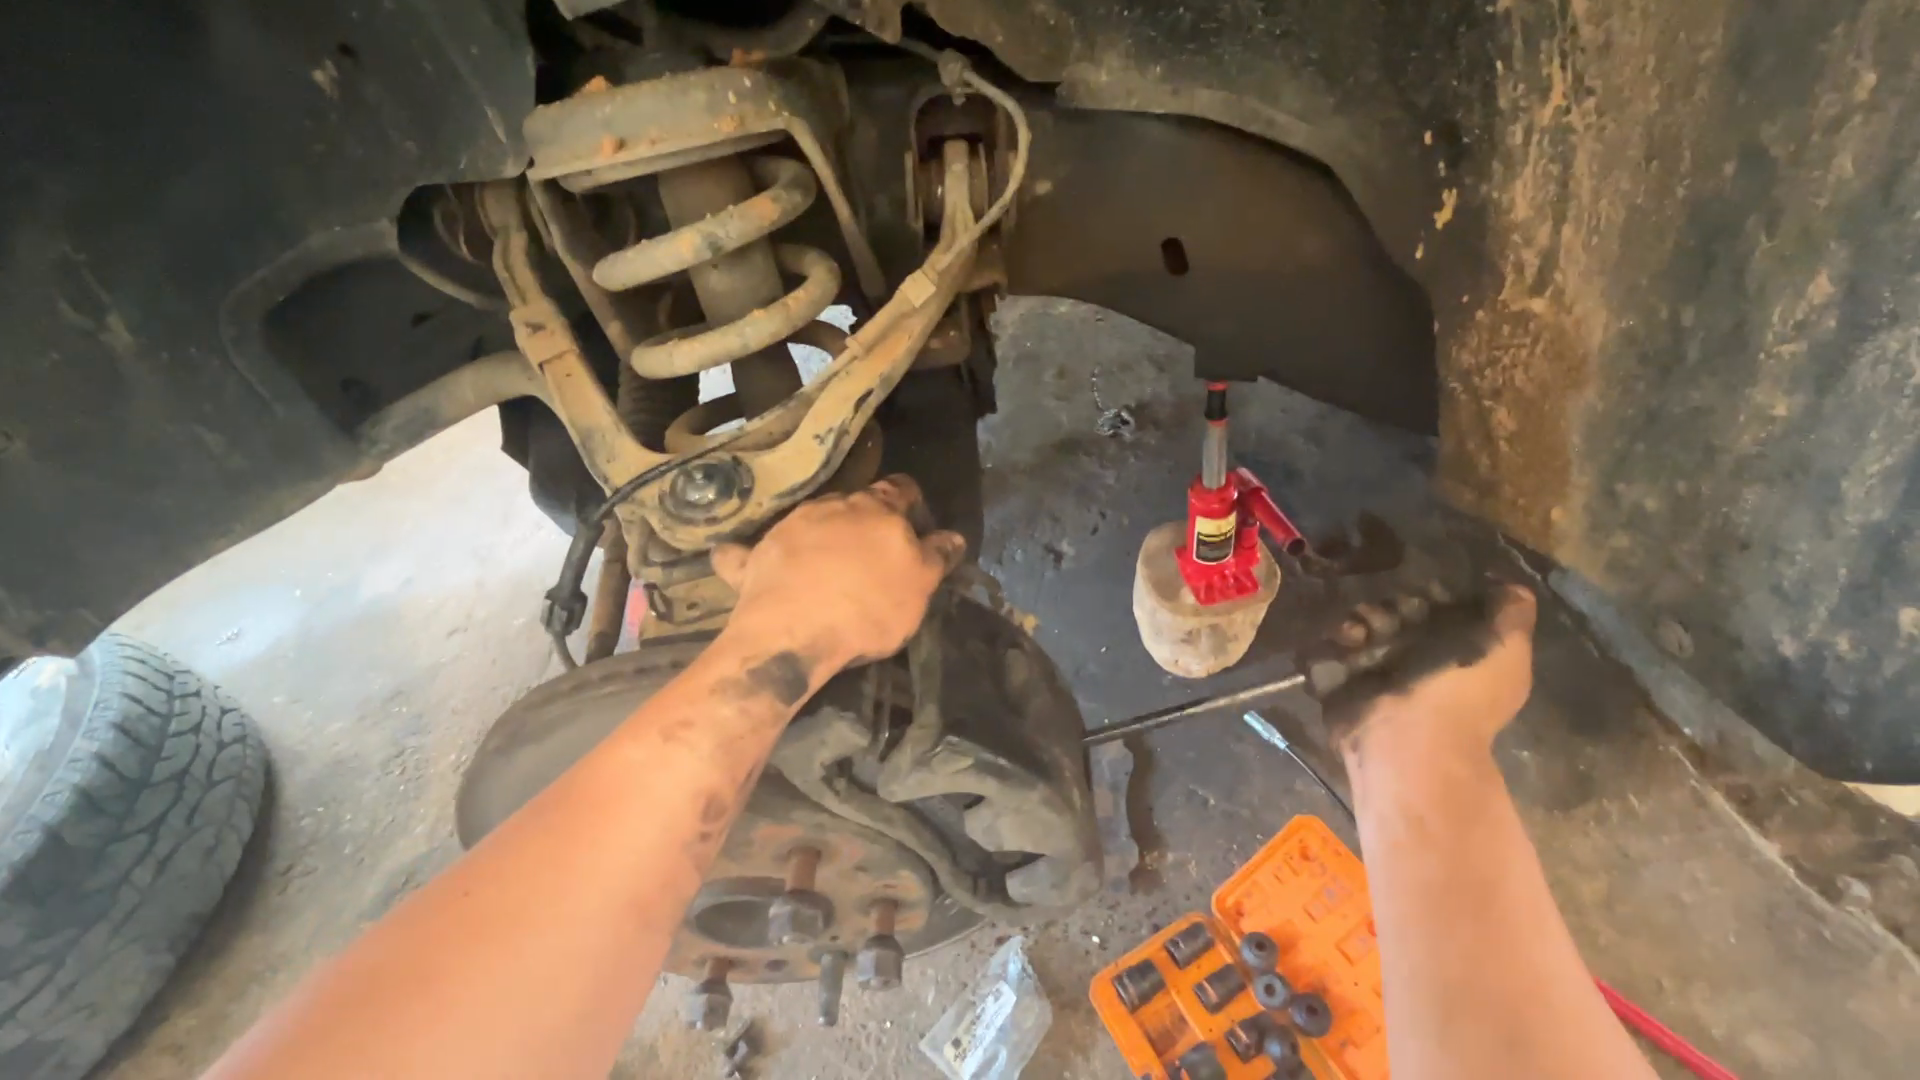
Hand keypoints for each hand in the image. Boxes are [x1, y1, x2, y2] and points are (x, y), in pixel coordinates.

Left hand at [710, 475, 965, 670]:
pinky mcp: (755, 552)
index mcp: (878, 509)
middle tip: (870, 553)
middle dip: (864, 520)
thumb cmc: (867, 609)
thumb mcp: (918, 587)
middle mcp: (833, 504)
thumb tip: (953, 535)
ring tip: (822, 566)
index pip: (901, 488)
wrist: (794, 633)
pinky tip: (744, 562)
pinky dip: (748, 553)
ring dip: (818, 534)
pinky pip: (748, 548)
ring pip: (809, 519)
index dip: (911, 503)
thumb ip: (936, 556)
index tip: (915, 525)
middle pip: (854, 502)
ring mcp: (790, 525)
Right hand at [1327, 584, 1537, 761]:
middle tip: (1396, 615)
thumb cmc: (1462, 691)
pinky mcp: (1346, 677)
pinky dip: (1341, 636)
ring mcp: (1380, 669)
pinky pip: (1336, 644)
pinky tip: (1351, 639)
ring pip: (1367, 624)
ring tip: (1367, 628)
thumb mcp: (1506, 651)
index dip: (1436, 595)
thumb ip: (1513, 616)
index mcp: (1460, 652)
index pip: (1443, 609)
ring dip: (1365, 617)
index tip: (1430, 592)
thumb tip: (1513, 586)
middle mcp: (1420, 659)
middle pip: (1401, 613)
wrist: (1410, 737)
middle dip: (1397, 605)